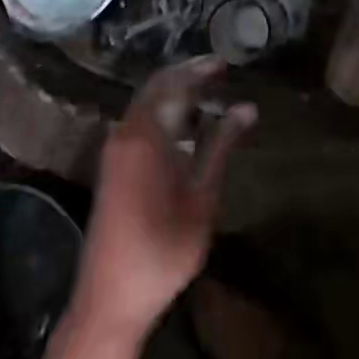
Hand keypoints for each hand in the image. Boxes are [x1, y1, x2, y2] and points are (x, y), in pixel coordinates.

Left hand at [72, 58, 256, 337]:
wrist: (111, 294)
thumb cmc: (163, 247)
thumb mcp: (201, 197)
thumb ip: (220, 146)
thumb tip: (246, 107)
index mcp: (145, 133)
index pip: (174, 84)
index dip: (200, 70)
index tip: (225, 63)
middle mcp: (124, 131)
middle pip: (155, 87)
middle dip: (186, 74)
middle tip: (218, 71)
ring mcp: (114, 147)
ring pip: (145, 103)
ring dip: (173, 93)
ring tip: (207, 93)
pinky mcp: (112, 163)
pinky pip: (138, 120)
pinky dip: (162, 112)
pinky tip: (183, 125)